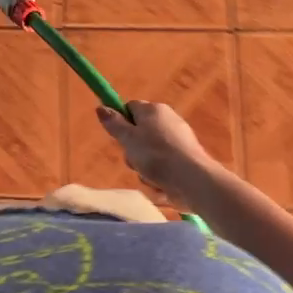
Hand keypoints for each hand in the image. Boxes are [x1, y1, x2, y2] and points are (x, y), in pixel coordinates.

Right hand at [94, 100, 211, 194]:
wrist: (192, 179)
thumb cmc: (156, 155)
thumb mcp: (128, 139)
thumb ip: (113, 123)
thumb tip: (101, 107)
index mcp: (153, 110)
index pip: (130, 108)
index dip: (121, 122)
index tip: (119, 138)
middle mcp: (168, 120)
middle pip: (140, 133)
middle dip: (134, 151)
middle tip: (134, 160)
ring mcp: (179, 140)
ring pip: (150, 153)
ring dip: (145, 168)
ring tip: (150, 177)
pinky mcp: (186, 160)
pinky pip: (164, 166)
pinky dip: (160, 176)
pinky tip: (162, 185)